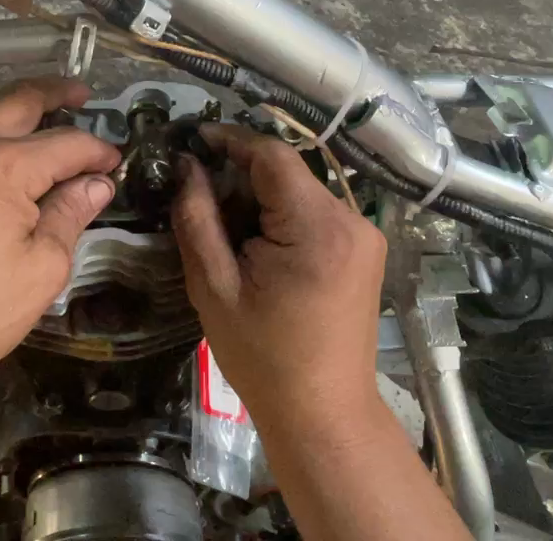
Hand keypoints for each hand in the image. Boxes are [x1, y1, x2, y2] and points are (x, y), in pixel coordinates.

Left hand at [0, 78, 120, 399]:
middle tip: (81, 95)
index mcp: (6, 166)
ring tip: (37, 104)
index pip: (66, 144)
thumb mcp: (43, 268)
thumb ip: (70, 215)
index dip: (97, 151)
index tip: (116, 164)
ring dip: (11, 97)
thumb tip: (97, 184)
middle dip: (55, 93)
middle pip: (19, 100)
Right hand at [172, 124, 387, 431]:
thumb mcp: (213, 285)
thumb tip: (188, 164)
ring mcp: (363, 233)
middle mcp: (350, 219)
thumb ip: (197, 216)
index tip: (192, 139)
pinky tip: (257, 241)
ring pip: (300, 188)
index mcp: (317, 227)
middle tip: (199, 191)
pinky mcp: (364, 248)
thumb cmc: (263, 356)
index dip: (230, 139)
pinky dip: (282, 212)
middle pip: (287, 170)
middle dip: (241, 172)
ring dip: (260, 193)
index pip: (272, 154)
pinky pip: (315, 209)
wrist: (323, 414)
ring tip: (224, 221)